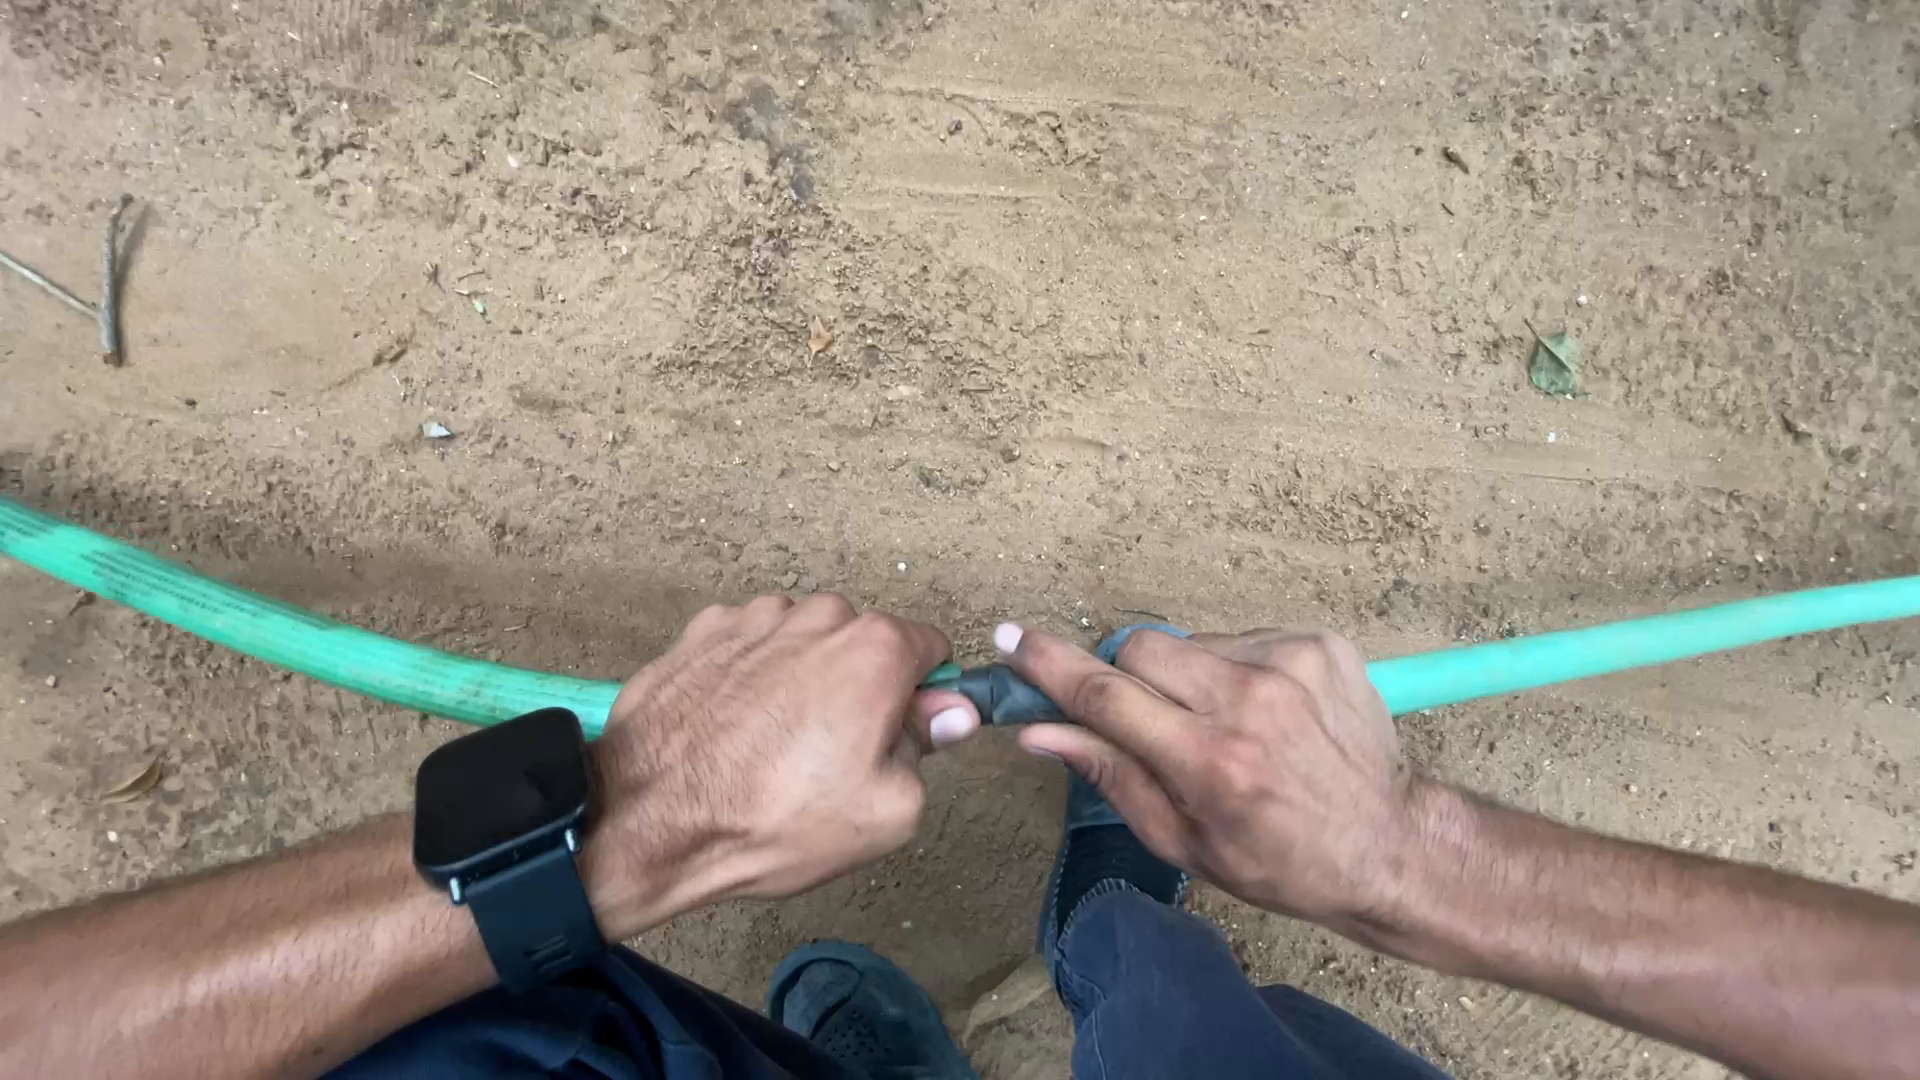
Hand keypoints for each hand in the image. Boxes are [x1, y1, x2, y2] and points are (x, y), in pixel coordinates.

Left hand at [582, 595, 979, 937]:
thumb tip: (955, 709)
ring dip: (805, 674)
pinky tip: (731, 720)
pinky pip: (753, 641)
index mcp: (876, 648)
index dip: (923, 693)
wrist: (646, 820)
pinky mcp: (706, 628)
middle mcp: (821, 614)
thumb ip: (930, 745)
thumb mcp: (887, 809)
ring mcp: (757, 615)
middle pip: (866, 643)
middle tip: (831, 749)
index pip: (931, 648)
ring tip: (772, 739)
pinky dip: (753, 671)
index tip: (898, 730)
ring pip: (807, 638)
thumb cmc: (776, 818)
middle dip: (861, 684)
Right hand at [1000, 624, 1418, 927]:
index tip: (1011, 637)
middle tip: (1152, 716)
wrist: (1388, 844)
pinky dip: (1231, 667)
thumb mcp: (1180, 839)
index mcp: (1210, 762)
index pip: (1105, 696)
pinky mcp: (1320, 642)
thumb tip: (1037, 731)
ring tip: (1222, 719)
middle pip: (1139, 648)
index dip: (1049, 665)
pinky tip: (1262, 707)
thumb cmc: (1273, 858)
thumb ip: (1107, 773)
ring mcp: (1291, 663)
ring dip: (1184, 675)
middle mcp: (1249, 701)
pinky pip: (1237, 637)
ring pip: (1187, 641)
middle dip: (1127, 676)